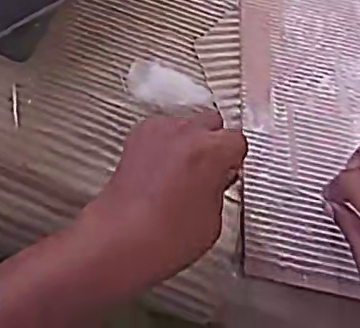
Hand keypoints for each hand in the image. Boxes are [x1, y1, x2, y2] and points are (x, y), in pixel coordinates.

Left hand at [74, 112, 246, 292]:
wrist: (123, 235)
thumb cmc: (166, 235)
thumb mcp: (213, 220)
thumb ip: (220, 188)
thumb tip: (218, 178)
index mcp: (210, 151)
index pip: (236, 139)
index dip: (234, 157)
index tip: (230, 168)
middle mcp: (185, 132)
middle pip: (211, 122)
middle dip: (213, 143)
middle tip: (209, 169)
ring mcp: (160, 129)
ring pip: (185, 125)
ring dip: (187, 142)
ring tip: (180, 174)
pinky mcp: (139, 133)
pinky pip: (161, 130)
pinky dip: (165, 144)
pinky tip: (161, 172)